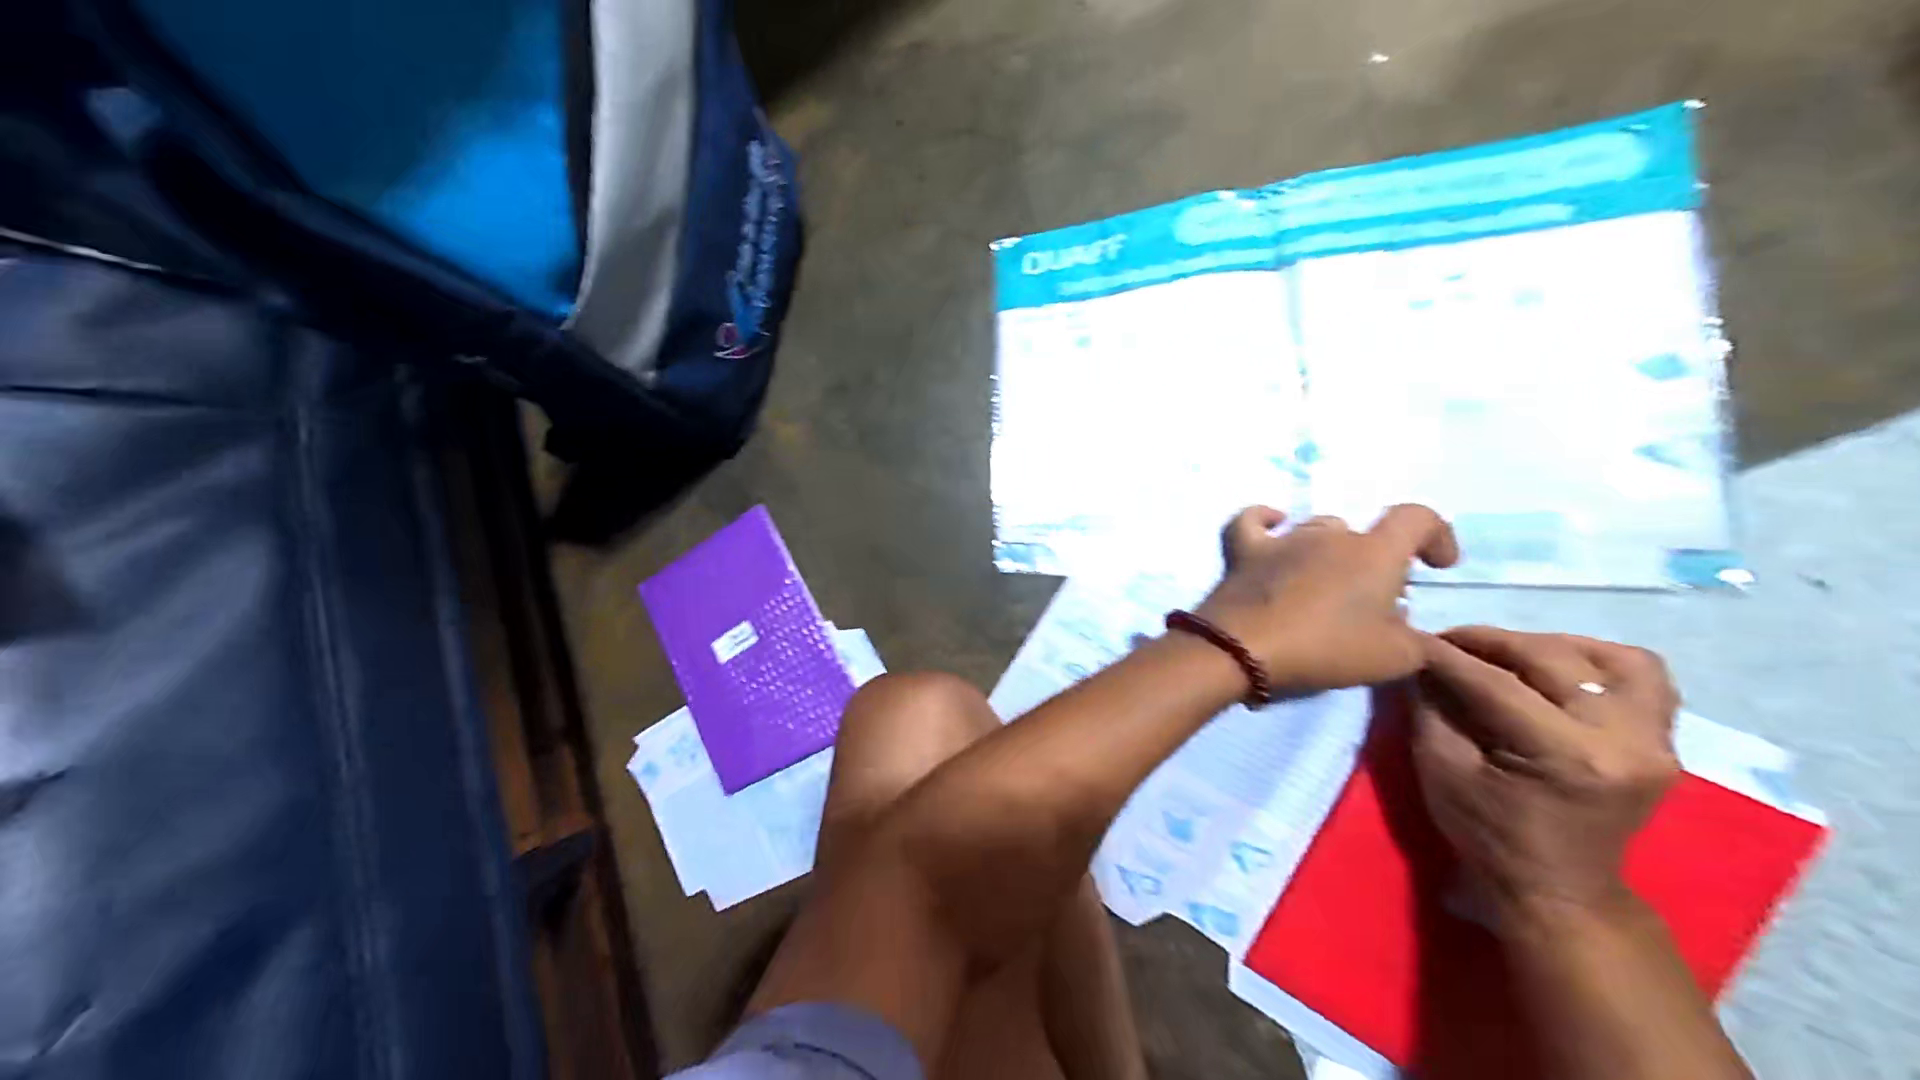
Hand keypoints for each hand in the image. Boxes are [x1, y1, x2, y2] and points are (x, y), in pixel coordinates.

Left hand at [1194, 504, 1458, 695]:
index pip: (1417, 519)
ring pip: (1314, 530)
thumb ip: (1416, 640)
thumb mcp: (1395, 658)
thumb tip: (1406, 628)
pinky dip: (1264, 520)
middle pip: (1360, 534)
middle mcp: (1328, 535)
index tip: (1436, 564)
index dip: (1435, 535)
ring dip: (1327, 552)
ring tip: (1325, 587)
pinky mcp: (1243, 551)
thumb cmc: (1326, 649)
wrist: (1244, 650)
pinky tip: (1272, 527)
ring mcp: (1282, 540)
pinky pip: (1251, 522)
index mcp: (1374, 552)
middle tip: (1368, 602)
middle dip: (1371, 562)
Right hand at [1413, 627, 1681, 925]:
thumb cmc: (1488, 834)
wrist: (1557, 888)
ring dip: (1546, 646)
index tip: (1408, 636)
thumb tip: (1418, 658)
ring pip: (1607, 658)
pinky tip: (1556, 665)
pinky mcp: (1662, 741)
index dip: (1445, 655)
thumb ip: (1430, 706)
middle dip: (1489, 642)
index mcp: (1568, 756)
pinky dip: (1596, 660)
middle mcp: (1625, 740)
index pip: (1494, 683)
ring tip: (1503, 653)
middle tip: (1446, 641)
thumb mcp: (1440, 768)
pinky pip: (1641, 677)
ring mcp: (1655, 740)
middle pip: (1550, 659)